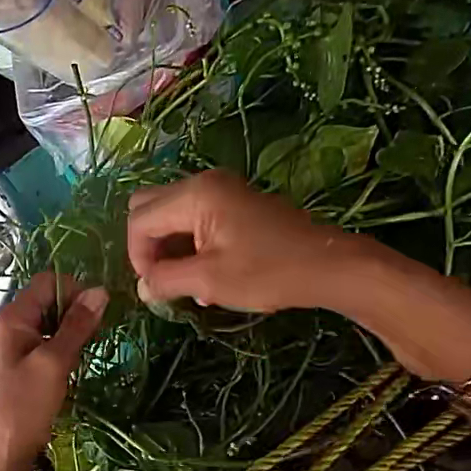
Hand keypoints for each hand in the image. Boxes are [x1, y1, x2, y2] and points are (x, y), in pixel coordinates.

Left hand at [0, 274, 107, 470]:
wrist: (3, 453)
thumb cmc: (25, 405)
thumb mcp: (54, 363)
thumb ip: (77, 326)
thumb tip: (101, 291)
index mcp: (12, 316)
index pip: (48, 281)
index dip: (75, 290)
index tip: (97, 315)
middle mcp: (11, 322)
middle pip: (50, 299)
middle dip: (76, 312)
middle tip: (94, 337)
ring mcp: (16, 342)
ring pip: (52, 321)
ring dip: (72, 331)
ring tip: (84, 353)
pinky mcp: (23, 361)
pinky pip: (48, 341)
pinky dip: (64, 347)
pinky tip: (73, 365)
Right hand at [127, 169, 371, 313]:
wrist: (332, 267)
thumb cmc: (269, 272)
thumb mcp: (209, 281)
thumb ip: (165, 280)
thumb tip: (141, 288)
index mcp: (194, 195)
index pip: (139, 220)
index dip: (137, 255)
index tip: (153, 286)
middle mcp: (203, 182)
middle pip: (147, 206)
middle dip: (146, 244)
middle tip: (161, 276)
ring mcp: (221, 189)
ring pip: (169, 212)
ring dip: (168, 245)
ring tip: (185, 280)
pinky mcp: (234, 201)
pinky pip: (192, 215)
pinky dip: (187, 240)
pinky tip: (204, 271)